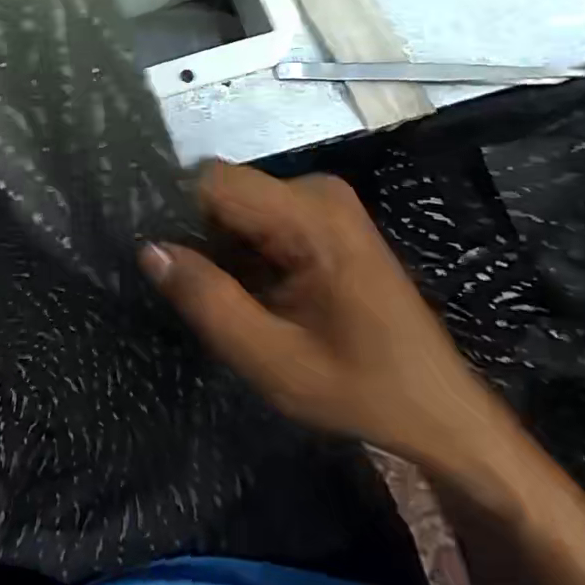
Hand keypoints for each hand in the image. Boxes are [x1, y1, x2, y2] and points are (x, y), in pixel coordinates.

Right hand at [141, 163, 505, 466]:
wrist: (434, 402)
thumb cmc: (359, 386)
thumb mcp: (272, 359)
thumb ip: (208, 300)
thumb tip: (150, 249)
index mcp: (311, 215)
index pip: (214, 182)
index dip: (180, 215)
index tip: (164, 262)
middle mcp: (319, 191)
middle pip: (228, 192)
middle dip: (204, 238)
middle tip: (201, 296)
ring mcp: (328, 202)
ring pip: (243, 206)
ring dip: (226, 249)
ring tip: (230, 300)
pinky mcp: (330, 219)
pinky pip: (266, 218)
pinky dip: (249, 251)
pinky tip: (256, 294)